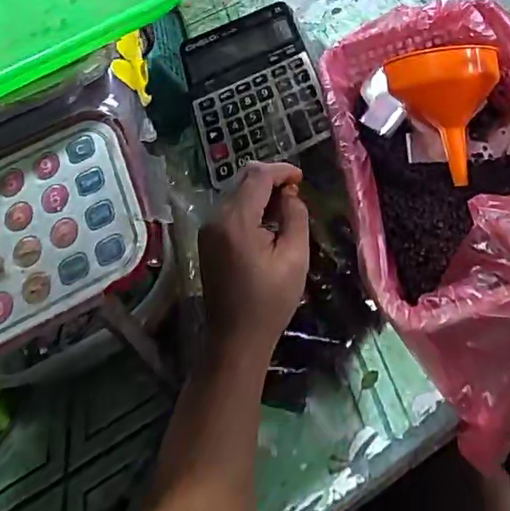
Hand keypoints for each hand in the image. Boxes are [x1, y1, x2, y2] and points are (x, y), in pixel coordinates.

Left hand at [199, 162, 309, 355]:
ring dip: (261, 191)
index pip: (257, 176)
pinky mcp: (208, 239)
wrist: (235, 340)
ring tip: (285, 206)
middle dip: (271, 178)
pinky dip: (251, 205)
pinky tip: (268, 220)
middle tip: (296, 191)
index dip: (281, 170)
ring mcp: (208, 229)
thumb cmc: (270, 302)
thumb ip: (295, 216)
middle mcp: (216, 218)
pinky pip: (231, 208)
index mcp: (236, 221)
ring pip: (237, 192)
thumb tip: (289, 194)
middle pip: (244, 179)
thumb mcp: (295, 257)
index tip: (301, 178)